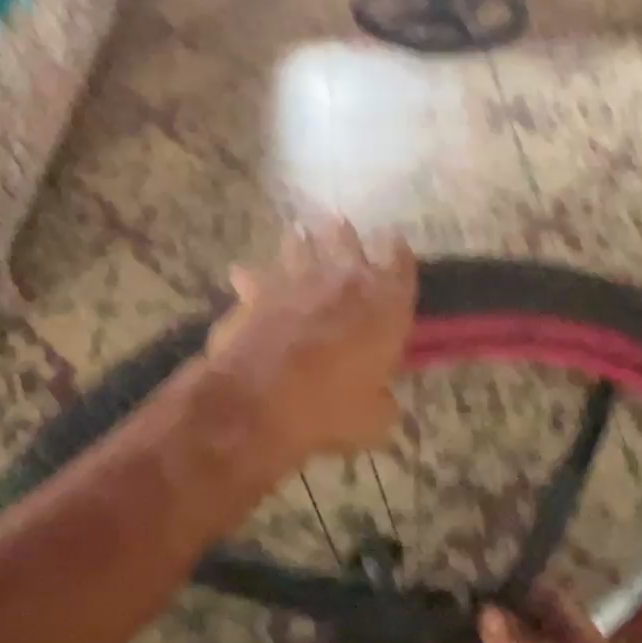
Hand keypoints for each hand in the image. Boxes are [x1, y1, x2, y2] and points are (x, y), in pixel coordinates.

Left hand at [205, 219, 416, 465]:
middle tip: (341, 225)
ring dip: (300, 240)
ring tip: (299, 233)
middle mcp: (343, 279)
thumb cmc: (331, 406)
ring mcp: (295, 279)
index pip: (399, 262)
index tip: (393, 241)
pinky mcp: (256, 290)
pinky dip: (249, 277)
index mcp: (385, 303)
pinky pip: (253, 275)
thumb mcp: (373, 417)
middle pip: (347, 240)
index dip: (397, 251)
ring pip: (300, 244)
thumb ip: (382, 400)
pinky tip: (242, 274)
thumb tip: (383, 402)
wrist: (262, 398)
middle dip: (345, 234)